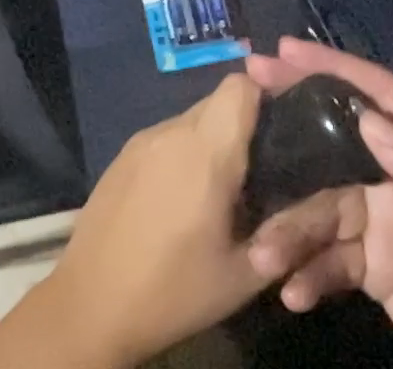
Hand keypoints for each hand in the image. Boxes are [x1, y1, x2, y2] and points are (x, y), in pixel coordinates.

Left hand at [0, 74, 268, 368]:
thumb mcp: (245, 273)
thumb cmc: (174, 290)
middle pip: (217, 103)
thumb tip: (301, 202)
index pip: (241, 86)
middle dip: (243, 129)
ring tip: (220, 195)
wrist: (90, 305)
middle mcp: (171, 132)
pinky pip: (165, 140)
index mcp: (205, 151)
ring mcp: (140, 142)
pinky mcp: (120, 157)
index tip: (283, 133)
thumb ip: (282, 230)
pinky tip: (181, 201)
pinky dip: (182, 156)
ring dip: (211, 145)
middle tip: (258, 176)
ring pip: (190, 121)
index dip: (267, 99)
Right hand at [245, 39, 392, 368]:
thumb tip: (367, 115)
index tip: (283, 49)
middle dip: (288, 137)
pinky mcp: (378, 273)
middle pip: (335, 151)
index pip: (382, 97)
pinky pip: (331, 262)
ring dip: (292, 231)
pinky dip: (309, 275)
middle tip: (236, 122)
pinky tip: (293, 294)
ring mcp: (389, 228)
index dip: (335, 67)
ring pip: (324, 212)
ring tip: (263, 256)